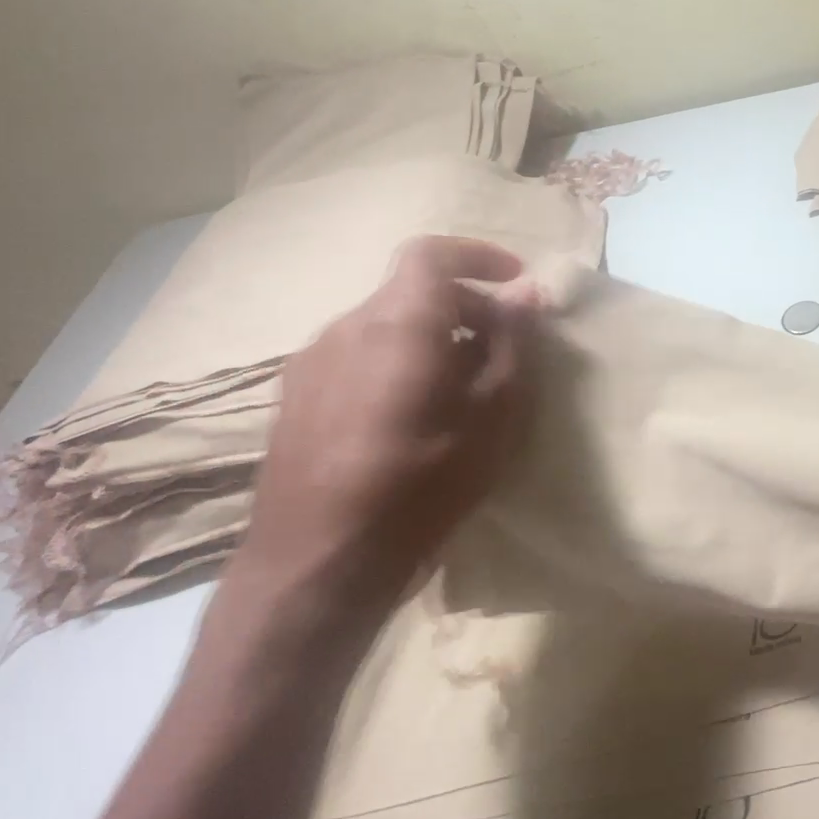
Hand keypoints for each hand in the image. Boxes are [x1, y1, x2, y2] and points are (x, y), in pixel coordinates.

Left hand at [237, 236, 540, 610]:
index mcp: (396, 324)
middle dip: (466, 307)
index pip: (431, 254)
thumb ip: (512, 344)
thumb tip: (524, 293)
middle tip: (507, 351)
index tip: (517, 283)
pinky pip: (359, 356)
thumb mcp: (494, 414)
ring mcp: (311, 364)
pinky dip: (399, 362)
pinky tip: (417, 416)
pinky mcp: (295, 399)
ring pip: (385, 325)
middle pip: (411, 291)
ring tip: (466, 389)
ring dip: (433, 337)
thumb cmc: (423, 485)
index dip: (479, 256)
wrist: (318, 563)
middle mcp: (345, 329)